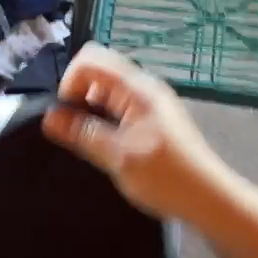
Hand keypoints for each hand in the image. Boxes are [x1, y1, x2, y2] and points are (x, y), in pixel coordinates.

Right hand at [41, 43, 230, 219]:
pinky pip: (120, 106)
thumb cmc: (165, 177)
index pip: (91, 59)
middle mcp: (144, 87)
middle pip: (99, 71)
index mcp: (137, 89)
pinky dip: (105, 118)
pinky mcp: (153, 118)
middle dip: (78, 94)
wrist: (207, 197)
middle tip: (75, 129)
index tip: (66, 114)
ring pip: (108, 90)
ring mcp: (150, 102)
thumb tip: (50, 116)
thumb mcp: (117, 157)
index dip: (70, 81)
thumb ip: (82, 134)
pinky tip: (106, 145)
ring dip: (91, 109)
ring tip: (89, 140)